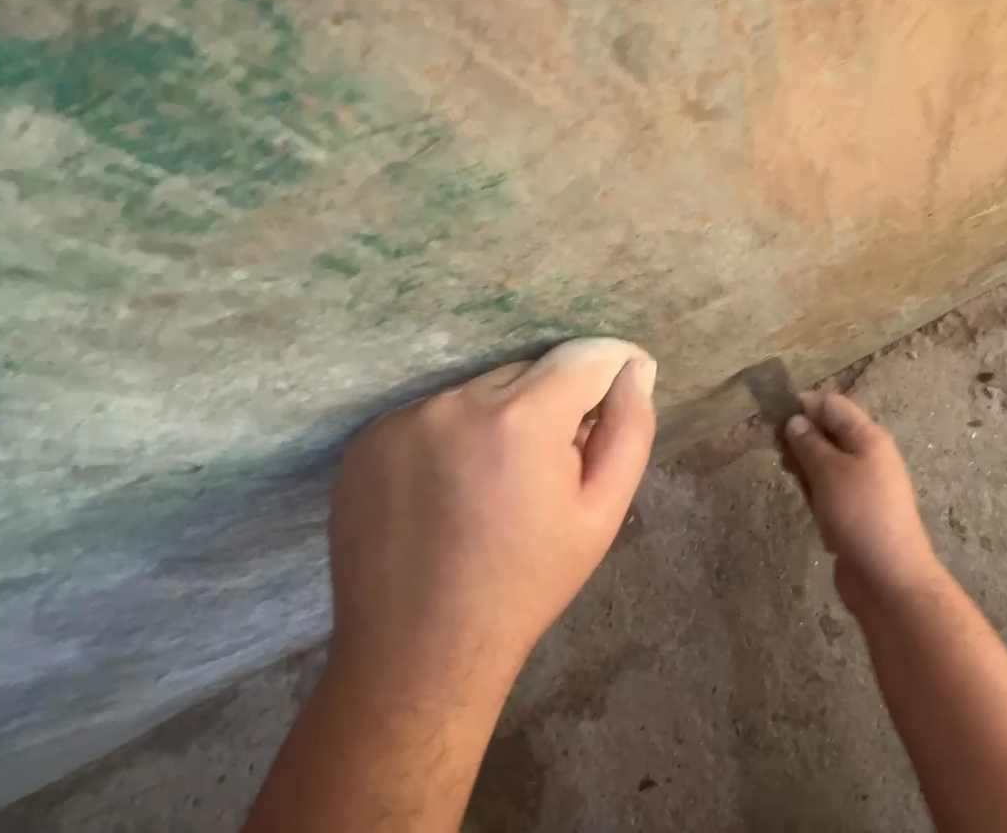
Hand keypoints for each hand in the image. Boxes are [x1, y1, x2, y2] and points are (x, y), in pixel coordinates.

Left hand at [326, 337, 657, 694]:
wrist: (419, 650)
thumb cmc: (527, 583)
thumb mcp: (602, 513)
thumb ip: (629, 429)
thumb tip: (637, 368)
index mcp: (522, 419)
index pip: (585, 356)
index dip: (615, 367)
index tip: (628, 384)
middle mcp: (457, 402)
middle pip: (532, 372)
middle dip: (556, 403)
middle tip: (553, 465)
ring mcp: (404, 418)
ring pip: (482, 392)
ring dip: (504, 417)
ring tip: (498, 482)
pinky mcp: (368, 439)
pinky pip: (435, 414)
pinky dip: (455, 435)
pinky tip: (452, 488)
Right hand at [783, 391, 943, 610]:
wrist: (887, 576)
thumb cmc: (860, 514)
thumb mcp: (829, 472)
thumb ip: (809, 443)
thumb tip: (795, 420)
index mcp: (869, 437)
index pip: (833, 405)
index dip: (804, 405)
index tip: (772, 415)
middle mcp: (869, 456)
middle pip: (830, 433)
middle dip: (802, 437)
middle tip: (778, 451)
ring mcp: (863, 486)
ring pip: (827, 463)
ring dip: (806, 466)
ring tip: (790, 477)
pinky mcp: (855, 512)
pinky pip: (830, 490)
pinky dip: (815, 491)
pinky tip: (806, 504)